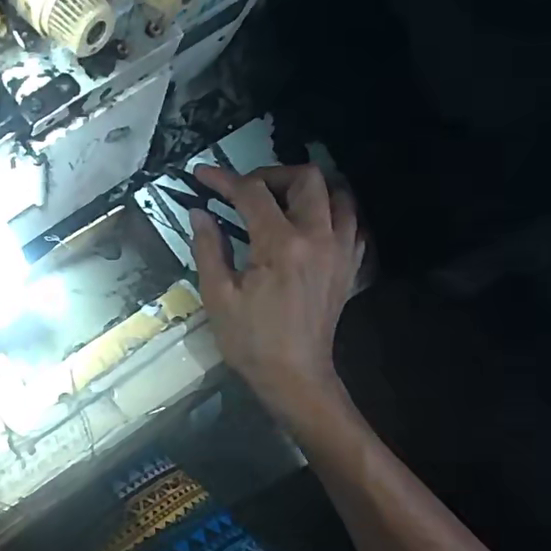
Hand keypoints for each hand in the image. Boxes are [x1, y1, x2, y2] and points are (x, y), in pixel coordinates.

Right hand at [190, 163, 362, 422]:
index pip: (252, 194)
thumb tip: (199, 212)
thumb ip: (208, 246)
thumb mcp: (217, 294)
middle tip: (245, 189)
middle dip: (270, 175)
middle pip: (306, 179)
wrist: (294, 375)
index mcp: (280, 245)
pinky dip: (331, 212)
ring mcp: (341, 251)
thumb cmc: (249, 339)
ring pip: (338, 194)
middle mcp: (318, 238)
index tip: (202, 174)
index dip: (223, 179)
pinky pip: (351, 222)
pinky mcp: (350, 265)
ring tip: (278, 199)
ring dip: (307, 189)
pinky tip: (308, 223)